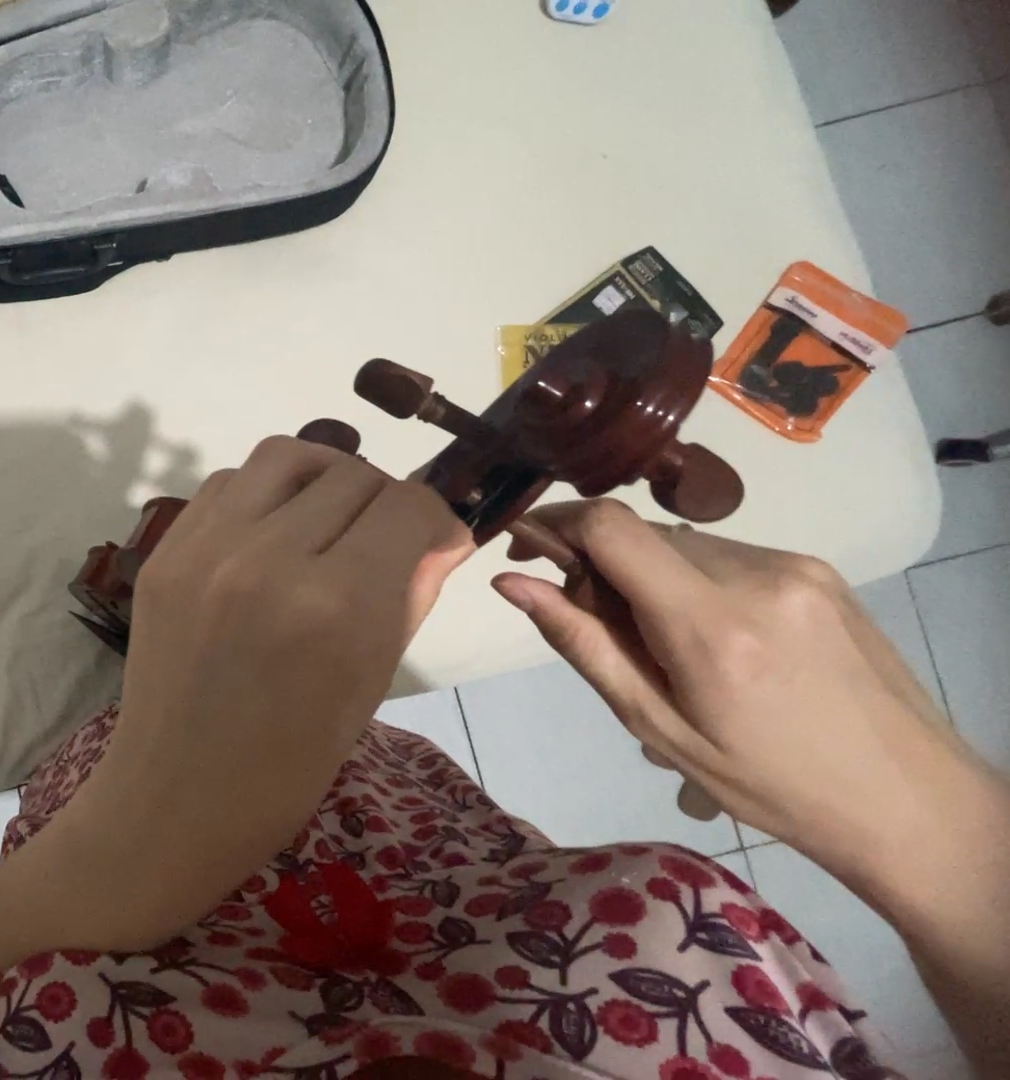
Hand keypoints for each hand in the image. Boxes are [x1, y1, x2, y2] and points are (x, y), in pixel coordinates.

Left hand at [45, 436, 473, 947]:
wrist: (178, 792)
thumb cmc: (290, 763)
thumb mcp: (373, 682)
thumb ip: (411, 593)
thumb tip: (438, 532)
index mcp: (337, 605)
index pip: (407, 505)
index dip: (434, 519)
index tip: (433, 544)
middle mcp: (267, 558)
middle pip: (352, 474)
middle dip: (382, 502)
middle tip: (378, 541)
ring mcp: (204, 550)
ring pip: (283, 457)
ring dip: (319, 478)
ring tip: (323, 520)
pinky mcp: (163, 553)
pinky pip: (224, 485)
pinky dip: (259, 495)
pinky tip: (264, 535)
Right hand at [490, 500, 975, 890]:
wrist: (914, 803)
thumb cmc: (767, 782)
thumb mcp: (655, 724)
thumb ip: (581, 642)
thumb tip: (510, 581)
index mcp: (710, 624)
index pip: (611, 528)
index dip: (555, 524)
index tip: (526, 551)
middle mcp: (757, 575)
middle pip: (638, 535)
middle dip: (594, 565)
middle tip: (593, 625)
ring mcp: (796, 568)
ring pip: (676, 543)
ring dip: (640, 575)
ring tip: (657, 643)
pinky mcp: (817, 572)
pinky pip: (719, 554)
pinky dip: (684, 580)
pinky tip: (706, 636)